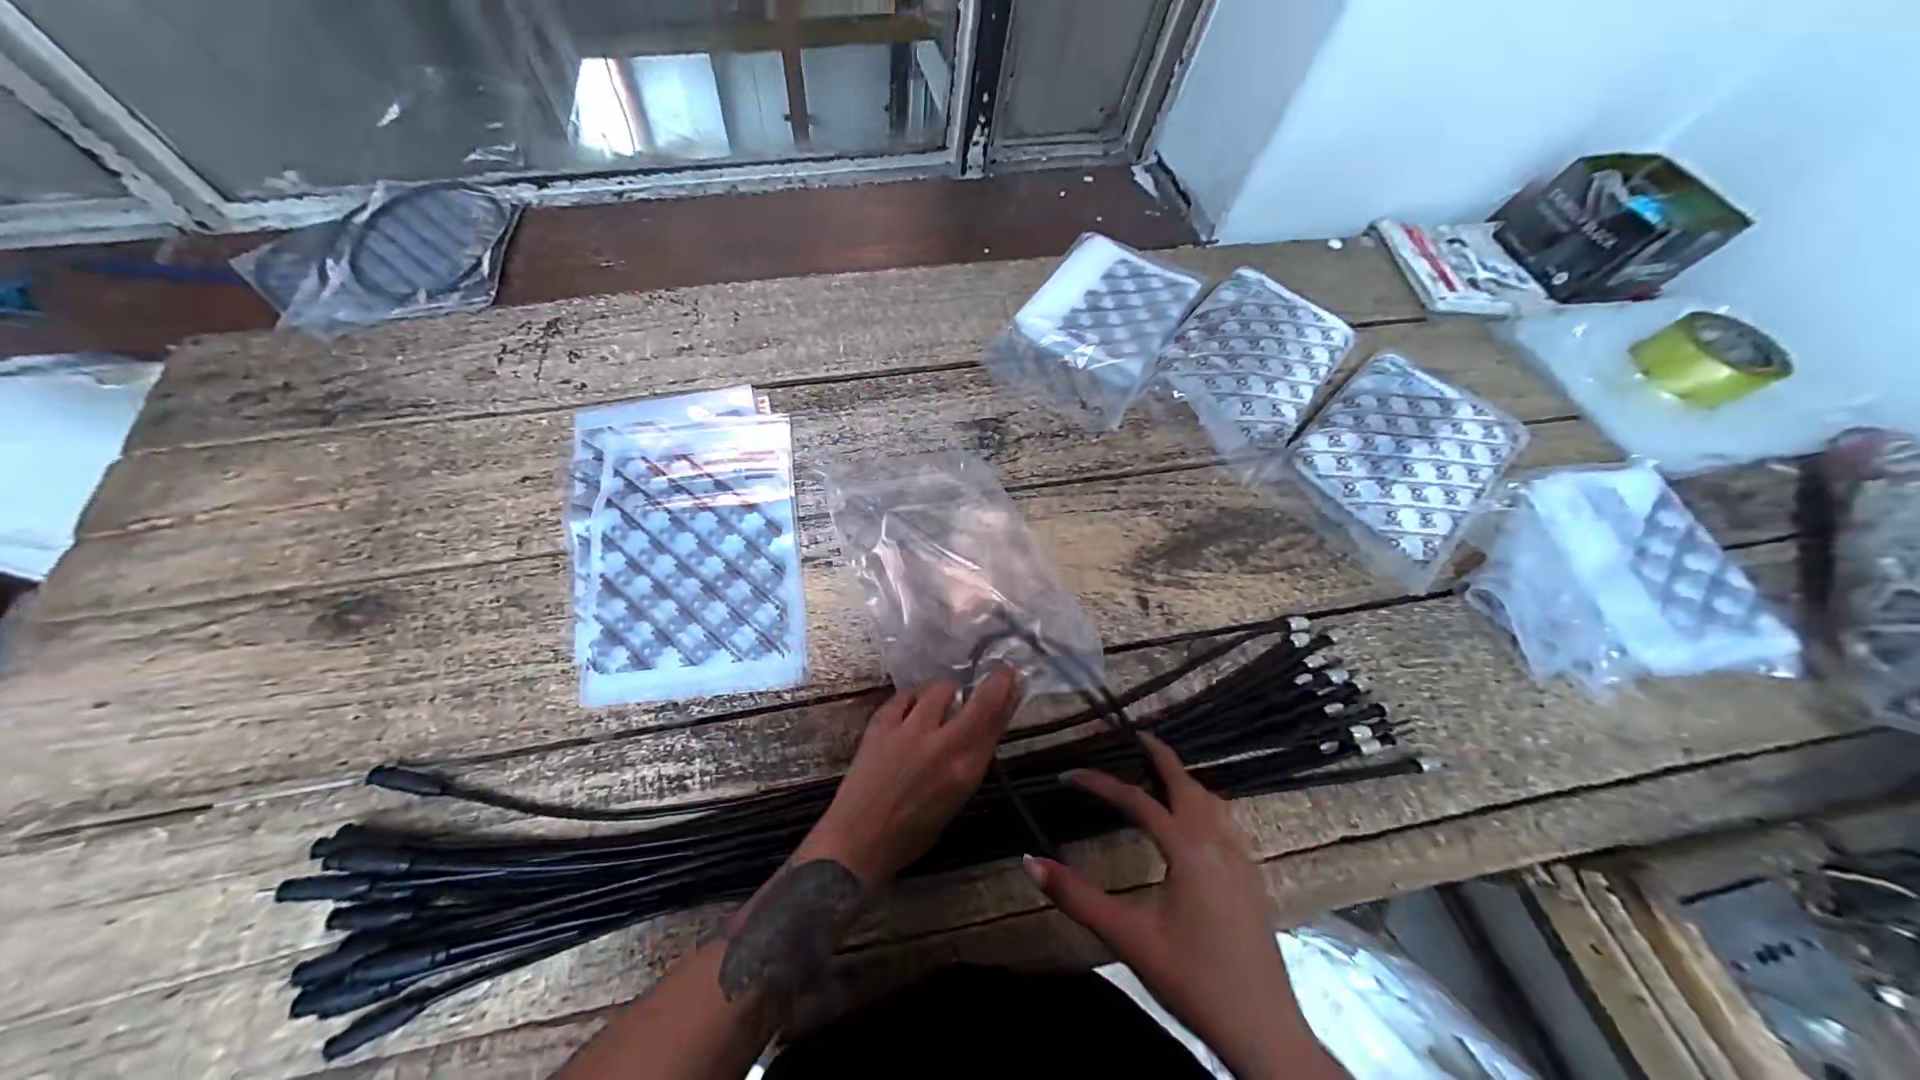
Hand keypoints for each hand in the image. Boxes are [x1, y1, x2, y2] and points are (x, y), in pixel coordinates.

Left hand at [794, 667, 1020, 885]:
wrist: (858, 840)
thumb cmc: (912, 832)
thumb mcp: (955, 799)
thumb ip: (970, 762)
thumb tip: (983, 731)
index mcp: (965, 771)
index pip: (995, 724)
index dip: (1008, 697)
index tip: (1014, 680)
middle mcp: (942, 745)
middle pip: (978, 702)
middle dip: (994, 682)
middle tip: (999, 672)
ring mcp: (910, 731)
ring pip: (939, 690)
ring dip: (947, 691)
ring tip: (944, 699)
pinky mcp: (881, 724)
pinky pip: (904, 697)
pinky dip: (912, 699)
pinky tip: (912, 706)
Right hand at [1023, 734, 1343, 1079]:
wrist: (1265, 1030)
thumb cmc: (1193, 980)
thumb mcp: (1129, 939)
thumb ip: (1077, 898)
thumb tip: (1028, 861)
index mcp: (1189, 851)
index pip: (1138, 801)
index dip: (1100, 783)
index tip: (1069, 774)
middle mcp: (1219, 845)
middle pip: (1188, 785)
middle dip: (1160, 757)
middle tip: (1135, 735)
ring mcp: (1242, 862)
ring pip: (1213, 802)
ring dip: (1185, 781)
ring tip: (1159, 775)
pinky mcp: (1253, 881)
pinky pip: (1226, 824)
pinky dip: (1203, 805)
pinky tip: (1192, 826)